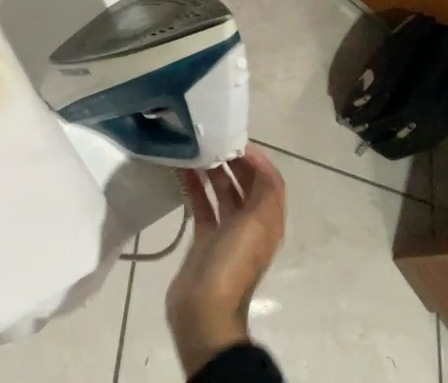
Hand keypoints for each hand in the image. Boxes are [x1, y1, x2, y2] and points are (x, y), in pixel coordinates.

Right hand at [165, 144, 287, 375]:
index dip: (257, 159)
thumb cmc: (232, 263)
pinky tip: (178, 171)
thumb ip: (262, 191)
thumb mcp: (256, 224)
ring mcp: (226, 232)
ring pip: (222, 193)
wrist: (204, 309)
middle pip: (245, 185)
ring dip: (210, 172)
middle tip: (208, 138)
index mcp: (268, 222)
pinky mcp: (204, 238)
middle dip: (232, 161)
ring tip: (192, 149)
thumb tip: (255, 158)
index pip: (269, 181)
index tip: (232, 137)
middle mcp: (251, 225)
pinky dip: (192, 187)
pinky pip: (201, 205)